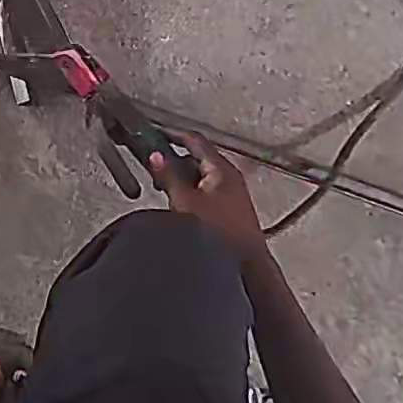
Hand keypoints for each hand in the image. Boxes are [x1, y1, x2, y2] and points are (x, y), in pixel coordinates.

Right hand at [148, 132, 269, 264]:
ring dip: (182, 179)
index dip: (173, 135)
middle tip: (157, 167)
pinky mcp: (232, 211)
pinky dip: (192, 192)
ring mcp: (233, 194)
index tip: (158, 135)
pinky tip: (182, 206)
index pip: (195, 140)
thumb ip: (168, 176)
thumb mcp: (184, 201)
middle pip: (198, 158)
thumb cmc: (222, 234)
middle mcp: (230, 178)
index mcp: (221, 169)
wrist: (246, 267)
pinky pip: (207, 191)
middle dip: (175, 162)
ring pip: (202, 176)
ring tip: (166, 190)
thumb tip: (156, 157)